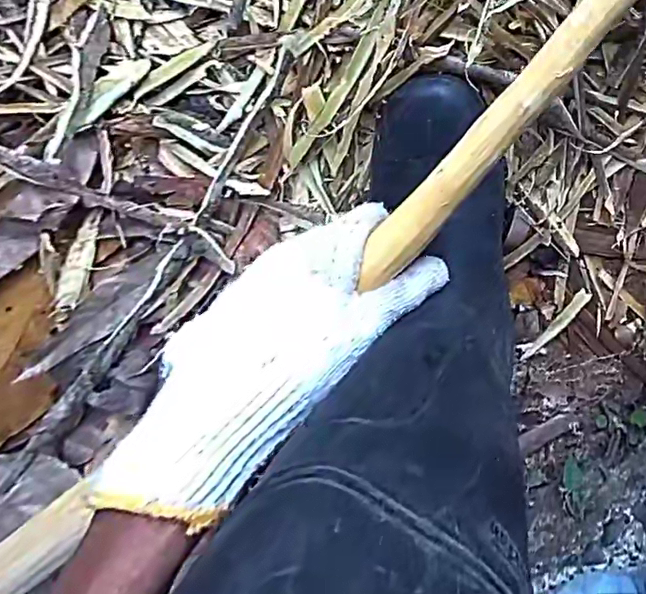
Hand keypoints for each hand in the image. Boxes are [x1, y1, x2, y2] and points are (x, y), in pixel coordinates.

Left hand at [87, 203, 445, 530]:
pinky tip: (284, 358)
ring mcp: (248, 283)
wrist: (206, 425)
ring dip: (322, 295)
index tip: (402, 273)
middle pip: (337, 247)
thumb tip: (439, 267)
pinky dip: (286, 317)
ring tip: (323, 345)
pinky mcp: (223, 314)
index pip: (370, 219)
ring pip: (303, 275)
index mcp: (318, 248)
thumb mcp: (364, 329)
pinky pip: (270, 302)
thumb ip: (404, 292)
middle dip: (358, 274)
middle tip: (366, 318)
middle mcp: (281, 254)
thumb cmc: (298, 367)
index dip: (394, 242)